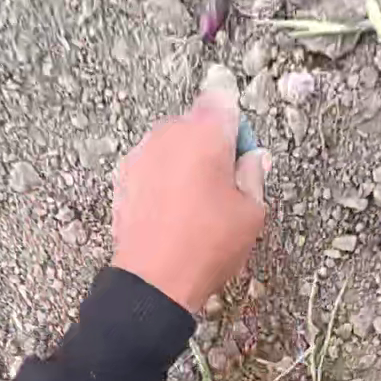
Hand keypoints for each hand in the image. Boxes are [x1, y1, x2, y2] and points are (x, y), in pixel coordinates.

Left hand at [110, 85, 270, 312]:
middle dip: (214, 148)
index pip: (224, 100)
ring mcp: (142, 154)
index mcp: (206, 132)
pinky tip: (177, 215)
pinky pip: (155, 169)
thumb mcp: (252, 212)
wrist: (156, 280)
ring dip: (189, 166)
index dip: (238, 127)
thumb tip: (253, 158)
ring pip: (175, 147)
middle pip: (197, 123)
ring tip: (200, 208)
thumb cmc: (208, 244)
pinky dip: (168, 183)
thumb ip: (255, 175)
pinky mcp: (125, 177)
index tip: (243, 156)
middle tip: (228, 189)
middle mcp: (169, 133)